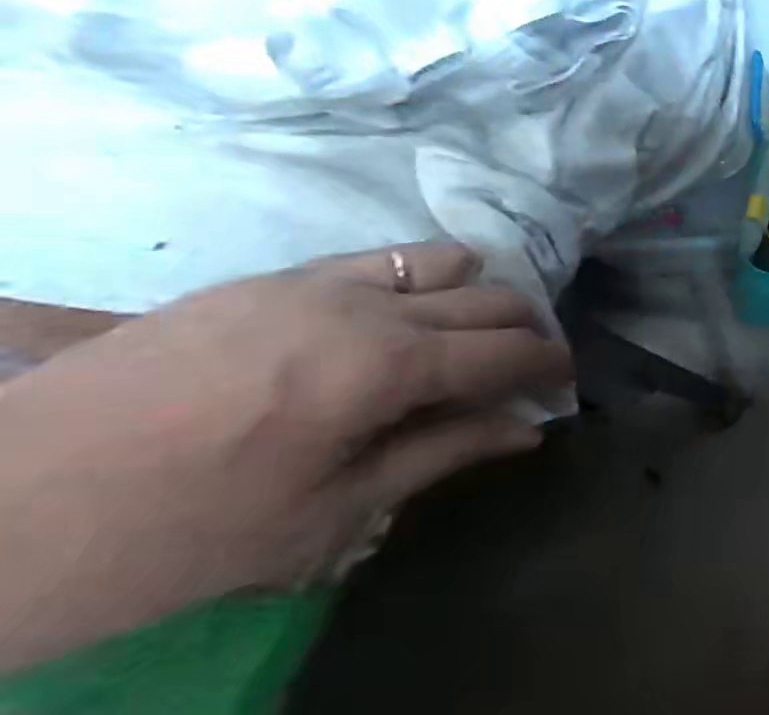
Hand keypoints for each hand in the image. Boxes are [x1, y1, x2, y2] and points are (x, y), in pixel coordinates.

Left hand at [0, 243, 570, 671]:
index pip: (508, 351)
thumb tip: (527, 429)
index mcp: (386, 368)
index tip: (566, 382)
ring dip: (475, 294)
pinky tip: (392, 325)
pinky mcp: (264, 279)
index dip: (550, 365)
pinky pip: (374, 262)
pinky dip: (414, 284)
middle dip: (526, 330)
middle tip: (525, 369)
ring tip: (465, 337)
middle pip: (489, 297)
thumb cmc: (173, 537)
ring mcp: (312, 282)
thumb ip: (441, 455)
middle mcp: (365, 306)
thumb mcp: (324, 516)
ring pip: (441, 259)